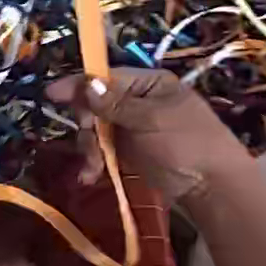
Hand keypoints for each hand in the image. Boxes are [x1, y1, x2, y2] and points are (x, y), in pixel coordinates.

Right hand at [46, 68, 246, 203]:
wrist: (213, 188)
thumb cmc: (187, 145)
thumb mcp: (150, 120)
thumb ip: (115, 104)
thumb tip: (86, 83)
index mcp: (149, 84)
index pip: (107, 78)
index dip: (79, 86)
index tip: (52, 95)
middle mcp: (138, 102)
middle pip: (96, 105)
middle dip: (87, 126)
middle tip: (89, 143)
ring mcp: (133, 128)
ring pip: (96, 131)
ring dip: (90, 149)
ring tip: (92, 169)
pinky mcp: (130, 152)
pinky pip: (103, 151)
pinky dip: (95, 162)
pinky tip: (91, 176)